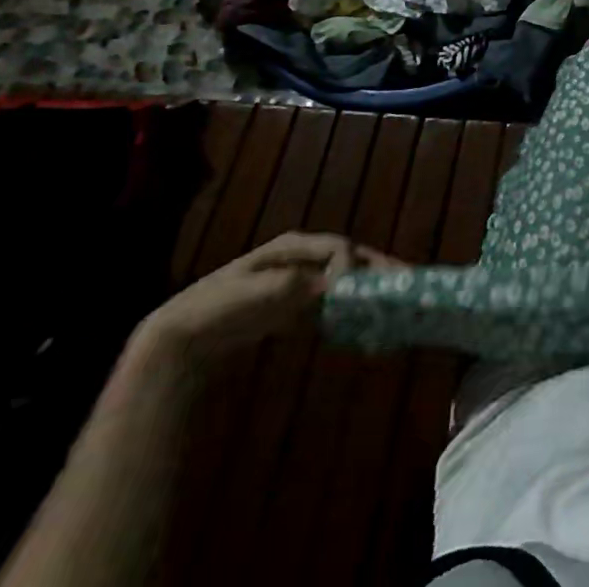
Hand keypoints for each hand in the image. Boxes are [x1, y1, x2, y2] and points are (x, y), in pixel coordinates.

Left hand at [138, 233, 400, 358]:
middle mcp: (303, 259)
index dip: (355, 264)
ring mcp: (302, 283)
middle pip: (350, 261)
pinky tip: (368, 330)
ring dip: (370, 293)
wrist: (181, 341)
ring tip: (395, 307)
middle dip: (378, 272)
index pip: (338, 247)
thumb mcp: (251, 293)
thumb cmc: (214, 308)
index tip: (365, 289)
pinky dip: (351, 315)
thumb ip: (293, 285)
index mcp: (292, 247)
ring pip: (346, 283)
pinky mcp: (297, 308)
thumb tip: (334, 284)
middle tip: (407, 285)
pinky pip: (333, 307)